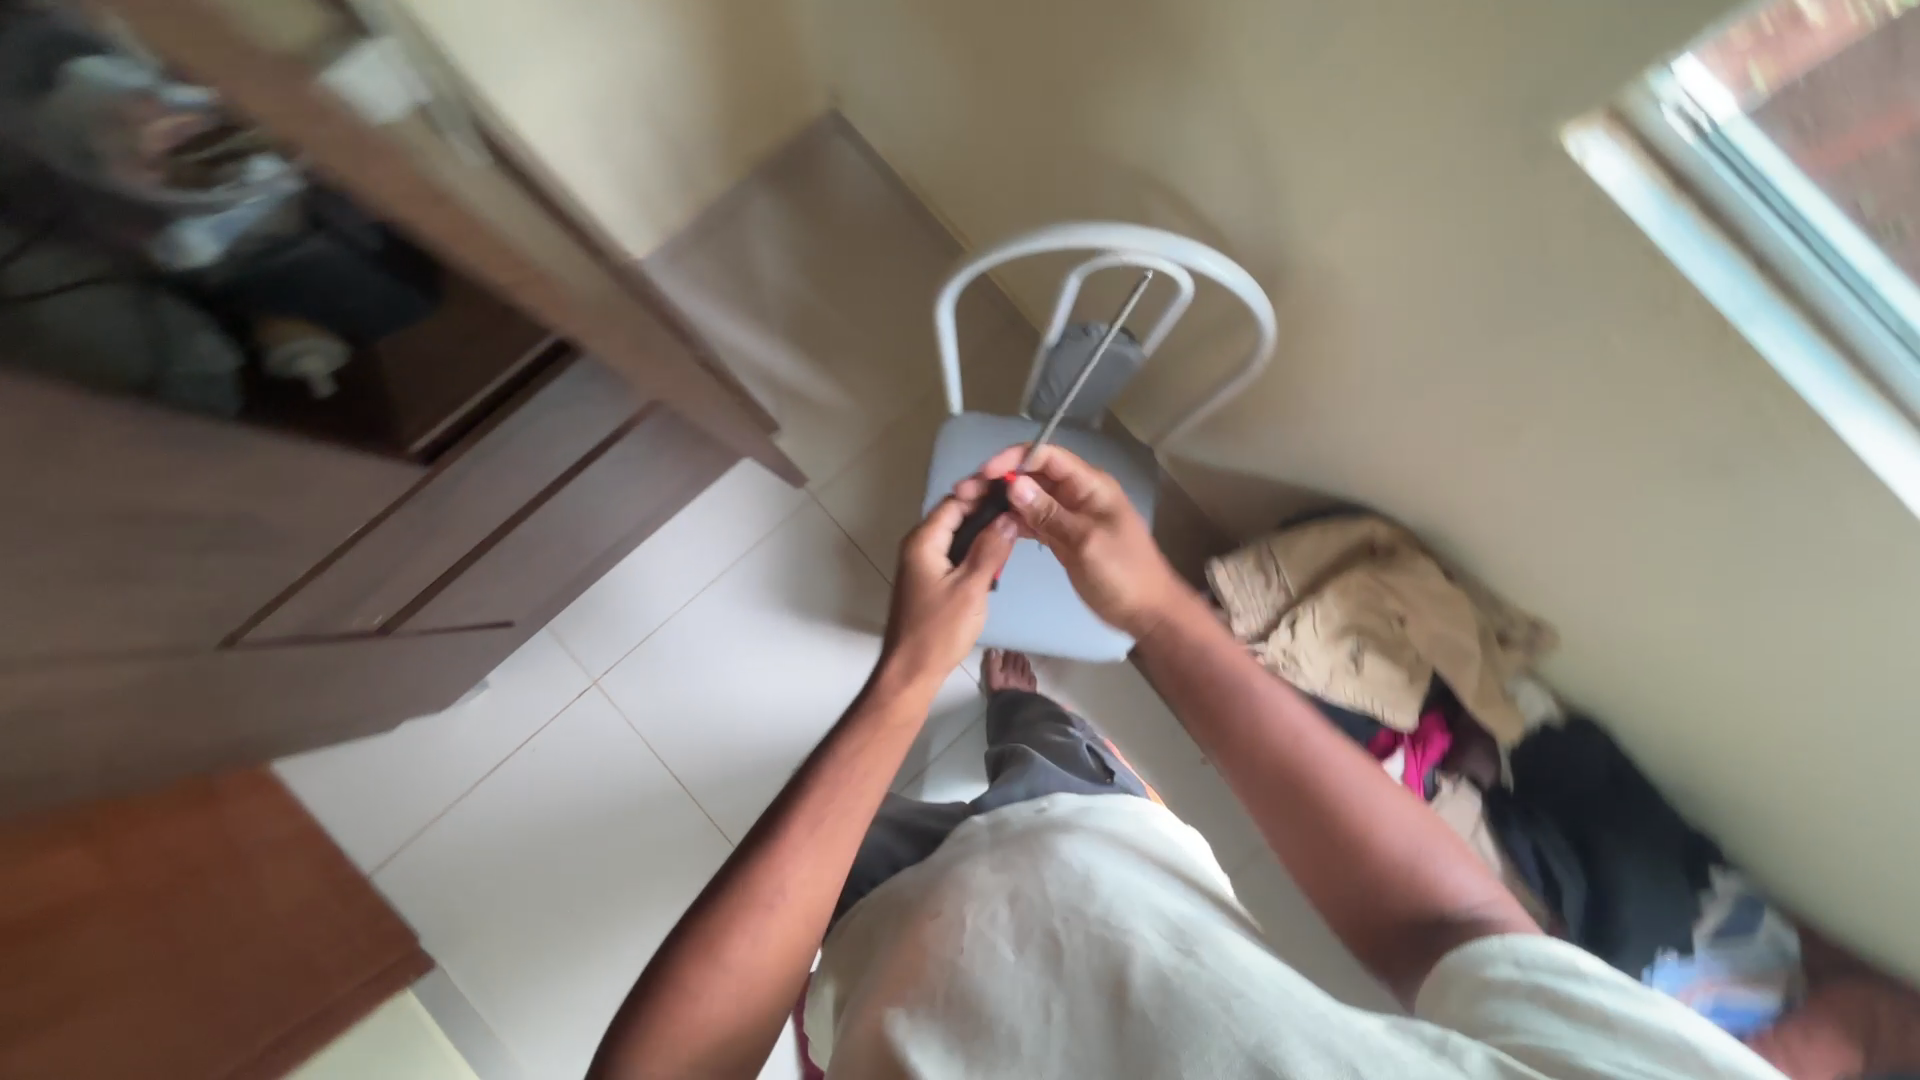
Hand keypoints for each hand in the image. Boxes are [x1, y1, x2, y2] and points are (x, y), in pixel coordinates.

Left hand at [880, 494, 1018, 685]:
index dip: (984, 493)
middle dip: (986, 513)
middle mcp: (919, 546)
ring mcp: (922, 564)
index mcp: (923, 541)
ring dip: (983, 534)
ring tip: (1016, 532)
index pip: (956, 501)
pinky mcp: (929, 580)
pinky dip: (975, 553)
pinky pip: (954, 555)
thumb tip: (1010, 517)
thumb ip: (991, 550)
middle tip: (1021, 513)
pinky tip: (997, 559)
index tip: (1015, 491)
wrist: (911, 670)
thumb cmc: (939, 630)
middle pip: (956, 516)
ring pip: (957, 537)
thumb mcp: (971, 588)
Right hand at [956, 445, 1192, 639]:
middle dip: (998, 479)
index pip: (1047, 456)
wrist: (1145, 611)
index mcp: (1089, 485)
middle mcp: (1076, 494)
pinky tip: (989, 526)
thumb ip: (1048, 513)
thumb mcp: (1084, 542)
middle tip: (964, 492)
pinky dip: (1011, 522)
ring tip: (968, 507)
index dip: (1014, 459)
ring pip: (1028, 498)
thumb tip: (1013, 484)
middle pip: (1032, 475)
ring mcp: (1068, 516)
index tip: (985, 474)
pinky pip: (1031, 521)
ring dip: (1000, 500)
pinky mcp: (1061, 537)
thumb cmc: (1123, 573)